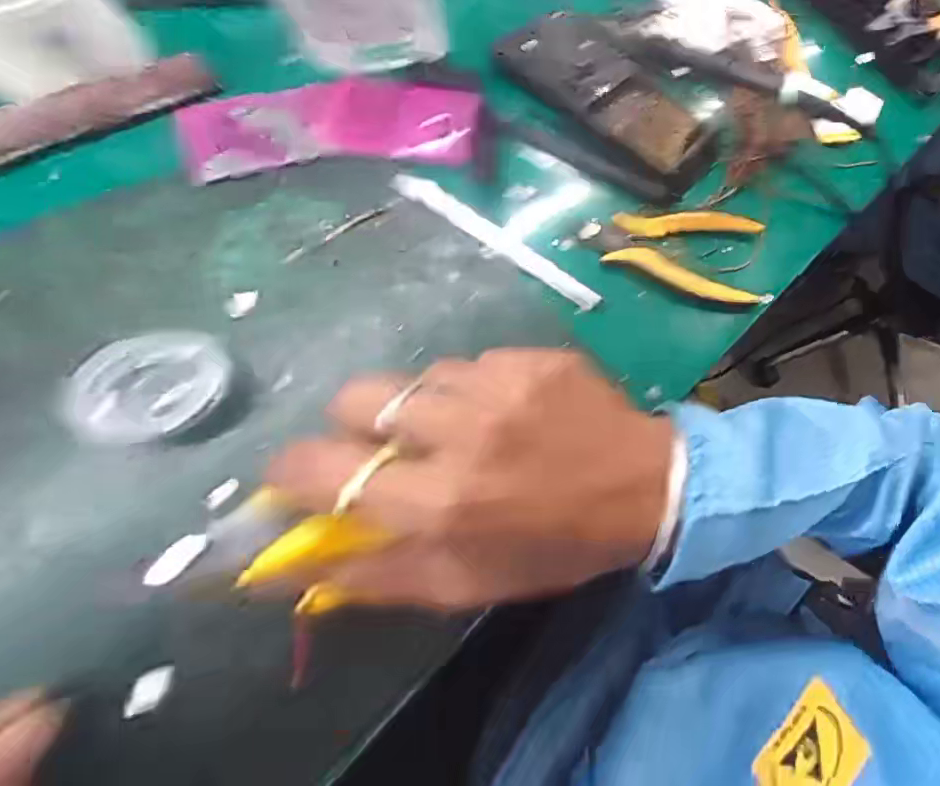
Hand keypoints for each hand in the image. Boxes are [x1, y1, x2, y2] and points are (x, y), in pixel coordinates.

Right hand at [266, 349, 674, 611]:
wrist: (647, 485)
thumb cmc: (558, 545)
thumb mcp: (469, 583)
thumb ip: (378, 575)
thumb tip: (292, 567)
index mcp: (441, 500)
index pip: (324, 468)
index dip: (292, 467)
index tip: (295, 471)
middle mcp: (463, 431)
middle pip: (359, 397)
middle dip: (354, 420)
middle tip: (383, 441)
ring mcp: (502, 383)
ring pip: (420, 376)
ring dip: (424, 403)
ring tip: (460, 424)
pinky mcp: (534, 356)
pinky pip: (476, 362)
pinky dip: (477, 385)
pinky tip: (508, 407)